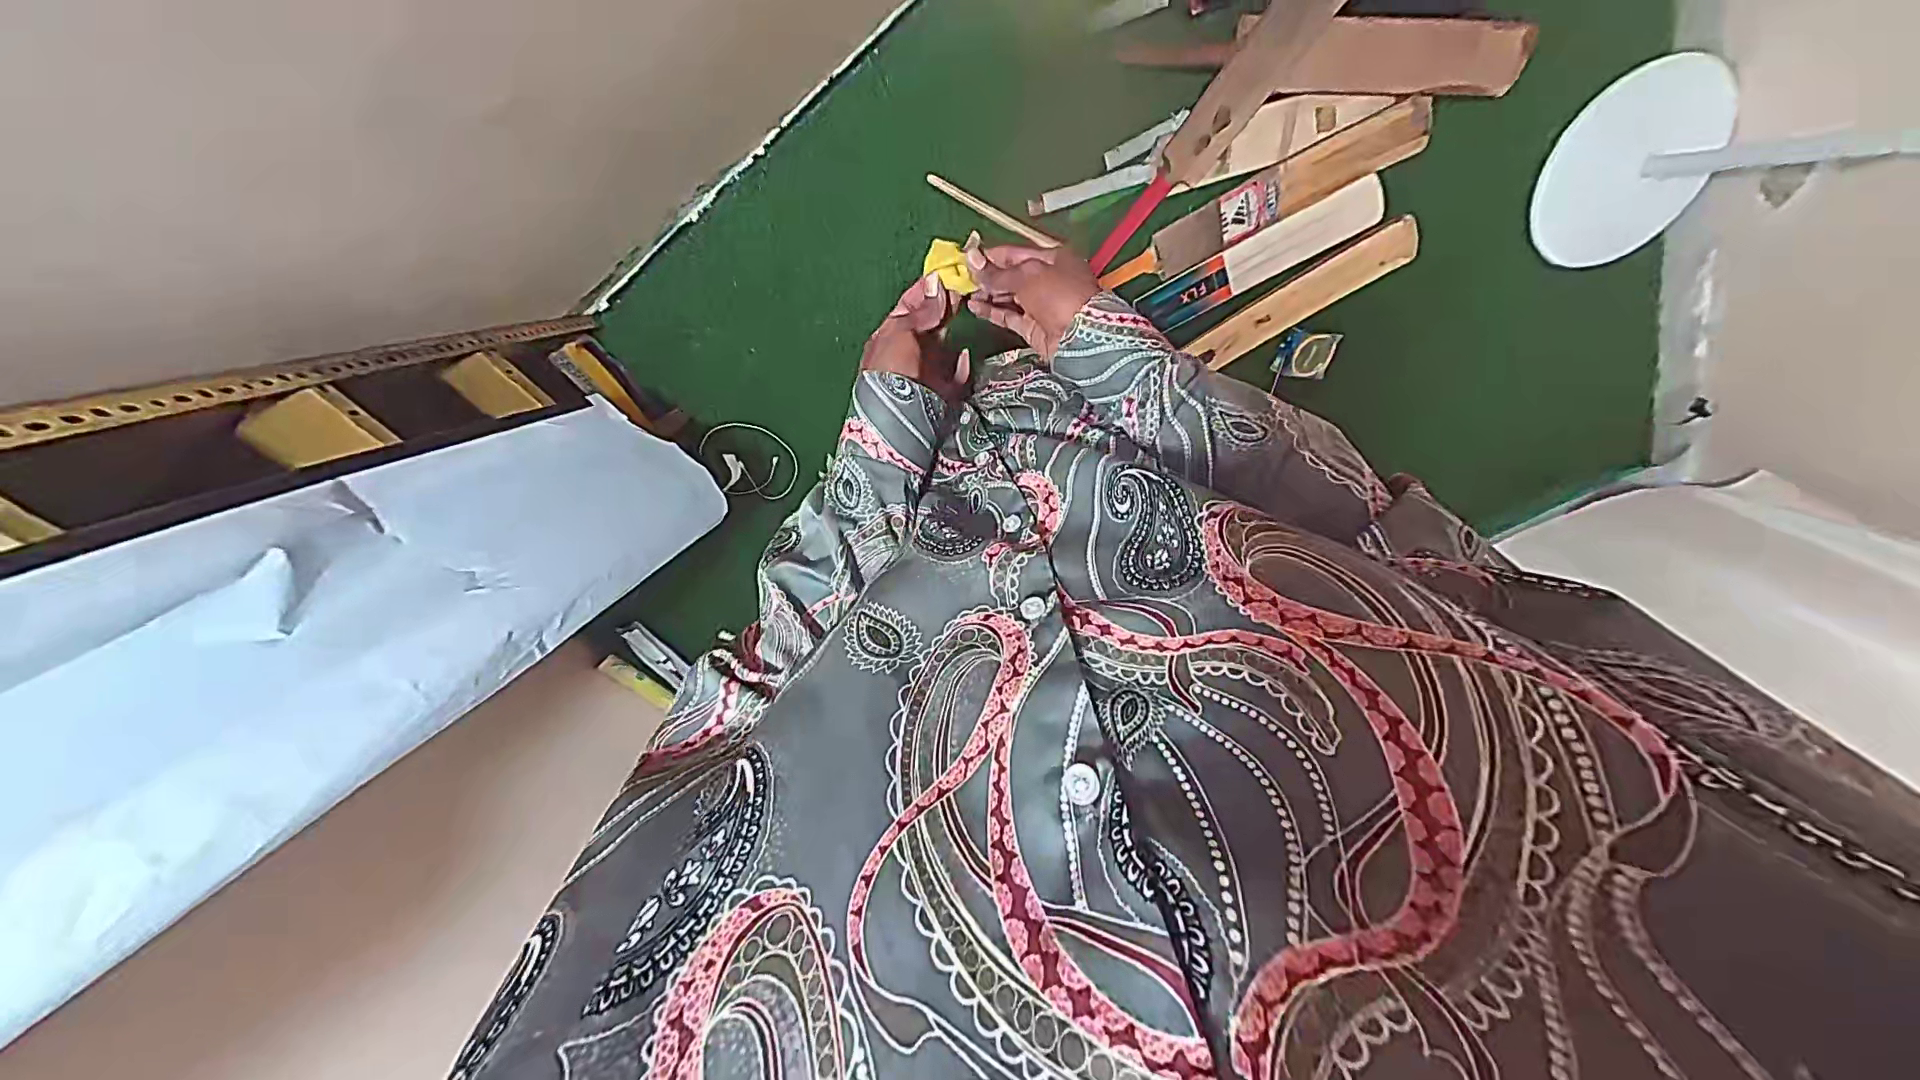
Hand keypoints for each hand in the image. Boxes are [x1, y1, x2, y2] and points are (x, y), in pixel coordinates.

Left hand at [862, 273, 971, 399]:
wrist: (895, 415)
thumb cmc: (889, 370)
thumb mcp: (901, 332)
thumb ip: (922, 310)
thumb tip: (936, 284)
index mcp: (889, 336)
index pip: (909, 307)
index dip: (925, 291)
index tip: (943, 275)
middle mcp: (907, 352)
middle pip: (929, 324)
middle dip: (944, 306)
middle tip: (961, 288)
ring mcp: (924, 371)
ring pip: (945, 345)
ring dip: (954, 329)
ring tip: (966, 309)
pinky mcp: (940, 391)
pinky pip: (956, 374)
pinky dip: (963, 366)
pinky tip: (965, 356)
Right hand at [965, 244, 1100, 361]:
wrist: (1078, 336)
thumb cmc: (1059, 295)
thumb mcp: (1026, 276)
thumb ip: (997, 272)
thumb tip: (971, 257)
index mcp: (1051, 258)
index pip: (1015, 253)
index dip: (991, 256)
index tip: (968, 258)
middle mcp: (1045, 280)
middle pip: (1011, 275)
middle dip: (987, 276)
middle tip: (963, 278)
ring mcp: (1039, 304)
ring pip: (1008, 296)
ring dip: (987, 294)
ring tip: (965, 293)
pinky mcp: (1032, 326)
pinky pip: (1008, 315)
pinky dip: (991, 311)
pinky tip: (975, 306)